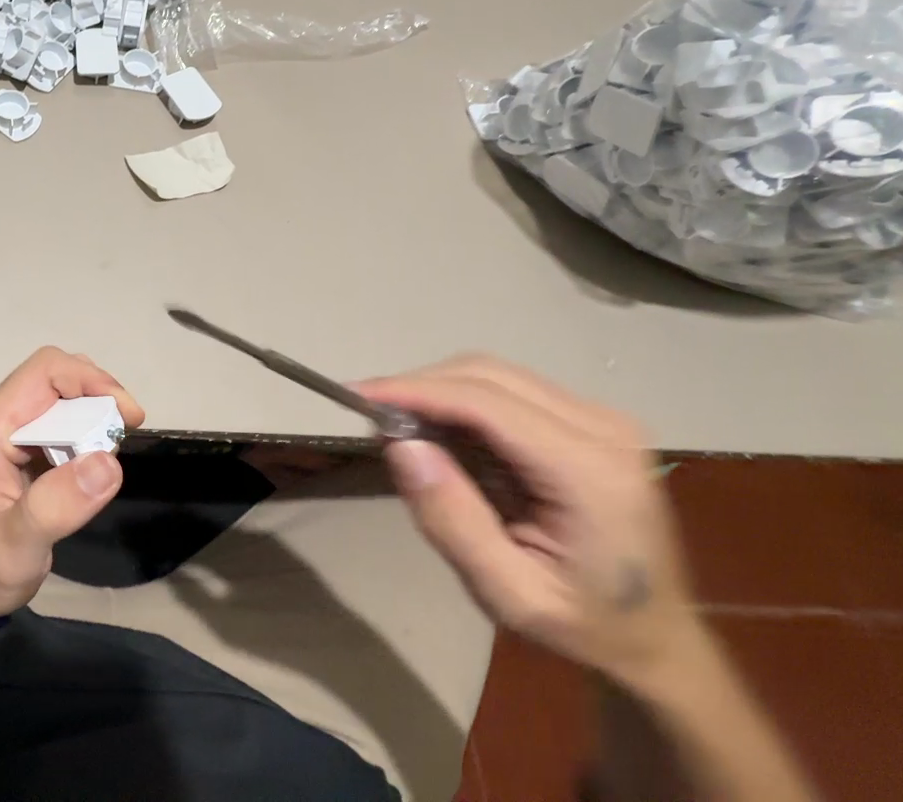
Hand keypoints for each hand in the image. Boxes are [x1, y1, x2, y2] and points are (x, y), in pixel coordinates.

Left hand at [0, 347, 144, 619]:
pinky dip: (88, 436)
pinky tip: (95, 469)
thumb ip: (55, 507)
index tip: (128, 417)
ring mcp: (13, 436)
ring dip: (94, 419)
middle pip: (57, 379)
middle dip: (97, 399)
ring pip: (63, 400)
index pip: (45, 372)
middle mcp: (1, 421)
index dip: (90, 381)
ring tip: (107, 457)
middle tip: (121, 440)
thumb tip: (107, 462)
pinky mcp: (27, 454)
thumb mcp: (14, 547)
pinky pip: (64, 426)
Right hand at [361, 356, 707, 691]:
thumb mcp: (507, 593)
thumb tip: (400, 445)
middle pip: (488, 375)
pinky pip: (510, 390)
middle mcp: (605, 430)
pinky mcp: (592, 421)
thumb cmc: (581, 624)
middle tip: (371, 419)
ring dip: (438, 391)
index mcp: (590, 473)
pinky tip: (442, 434)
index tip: (356, 395)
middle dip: (419, 386)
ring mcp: (604, 421)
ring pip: (495, 375)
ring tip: (400, 429)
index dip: (415, 391)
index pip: (486, 402)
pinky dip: (462, 400)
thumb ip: (452, 519)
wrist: (656, 637)